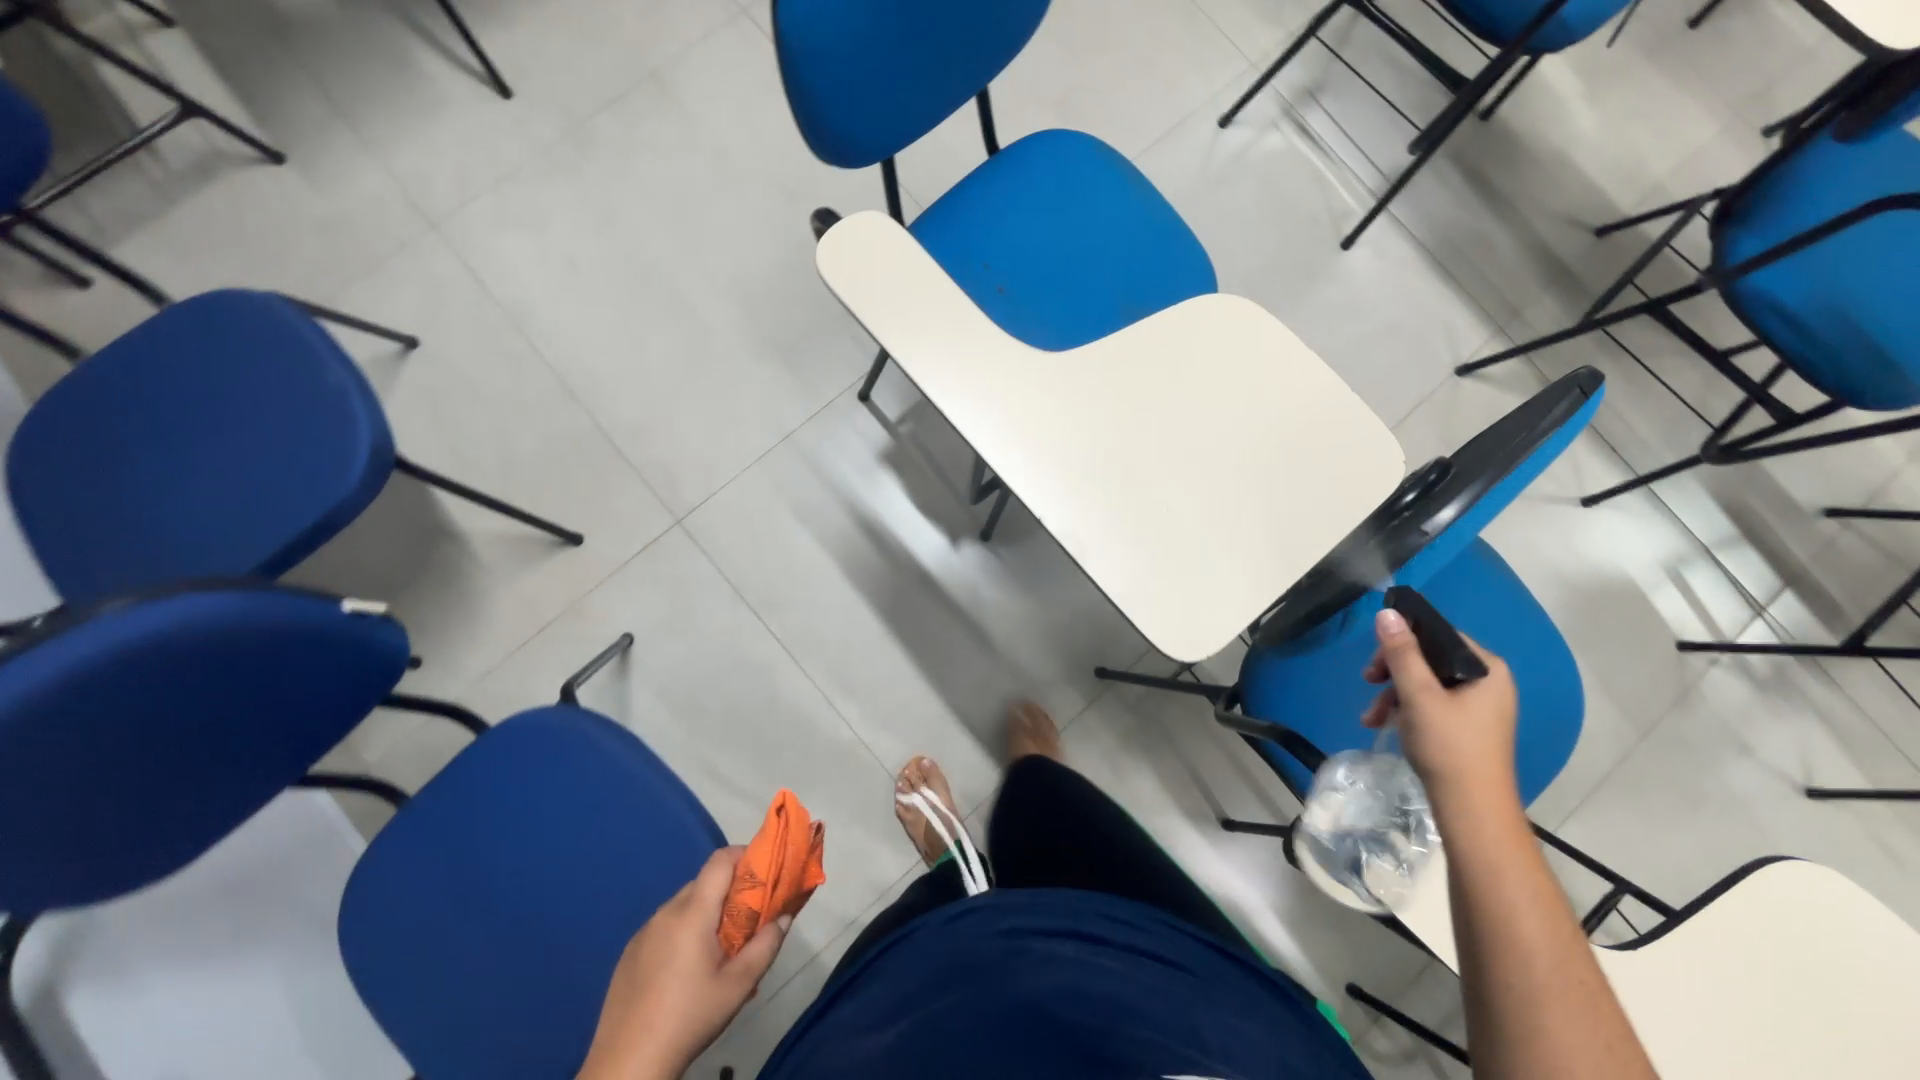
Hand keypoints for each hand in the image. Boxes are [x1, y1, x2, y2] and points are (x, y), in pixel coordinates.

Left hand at [577, 847, 789, 1079]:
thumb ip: (766, 945)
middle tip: (750, 919)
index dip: (745, 856)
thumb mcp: (739, 985)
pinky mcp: (630, 953)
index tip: (765, 873)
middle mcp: (665, 913)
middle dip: (730, 891)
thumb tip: (784, 916)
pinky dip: (684, 932)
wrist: (629, 1062)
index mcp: (692, 913)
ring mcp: (643, 932)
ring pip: (683, 906)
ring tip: (721, 950)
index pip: (720, 861)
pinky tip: (688, 970)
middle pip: (703, 883)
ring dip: (706, 913)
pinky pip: (665, 927)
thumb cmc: (690, 1018)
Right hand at [1360, 608, 1518, 804]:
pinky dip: (1406, 711)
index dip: (1403, 640)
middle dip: (1394, 672)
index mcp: (1487, 668)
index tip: (1376, 658)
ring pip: (1426, 684)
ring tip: (1372, 716)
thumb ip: (1402, 653)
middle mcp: (1488, 682)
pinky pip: (1432, 704)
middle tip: (1368, 682)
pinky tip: (1384, 725)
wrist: (1471, 808)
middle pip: (1430, 659)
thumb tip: (1387, 613)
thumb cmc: (1448, 746)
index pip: (1440, 635)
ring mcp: (1479, 706)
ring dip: (1394, 695)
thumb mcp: (1418, 695)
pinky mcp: (1467, 726)